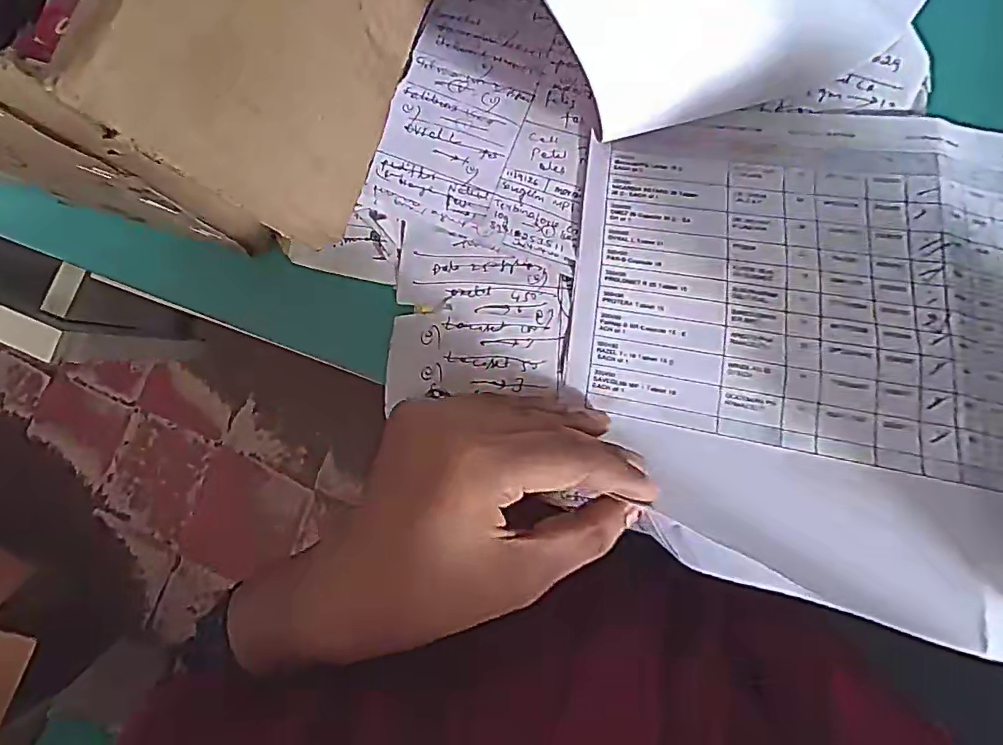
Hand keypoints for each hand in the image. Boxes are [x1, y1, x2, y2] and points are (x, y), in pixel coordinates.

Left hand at [227, 394, 656, 673]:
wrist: (352, 584)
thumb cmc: (433, 595)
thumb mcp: (519, 579)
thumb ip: (581, 537)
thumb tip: (624, 505)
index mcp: (478, 463)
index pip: (565, 455)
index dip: (612, 471)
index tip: (650, 488)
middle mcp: (456, 420)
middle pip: (542, 425)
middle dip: (591, 446)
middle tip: (633, 466)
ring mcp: (433, 409)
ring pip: (515, 408)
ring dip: (558, 423)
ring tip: (601, 433)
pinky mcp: (420, 410)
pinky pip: (486, 407)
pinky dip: (520, 418)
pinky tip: (546, 429)